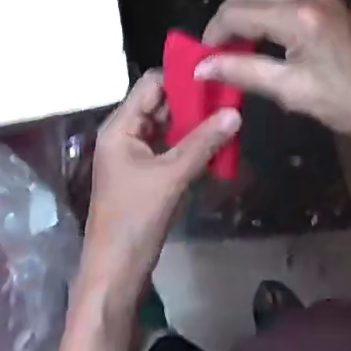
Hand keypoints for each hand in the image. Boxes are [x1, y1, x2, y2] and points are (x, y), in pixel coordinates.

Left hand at [79, 71, 239, 303]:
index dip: (181, 76)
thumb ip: (203, 142)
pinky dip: (189, 145)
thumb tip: (236, 112)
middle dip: (193, 101)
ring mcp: (133, 155)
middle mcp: (124, 134)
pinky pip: (169, 148)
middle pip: (160, 103)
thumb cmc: (134, 220)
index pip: (152, 83)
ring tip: (228, 117)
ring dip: (194, 124)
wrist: (114, 276)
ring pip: (167, 126)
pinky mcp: (143, 175)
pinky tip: (216, 145)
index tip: (215, 74)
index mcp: (120, 126)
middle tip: (229, 96)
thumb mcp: (171, 177)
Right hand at [198, 0, 350, 147]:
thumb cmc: (349, 104)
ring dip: (244, 14)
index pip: (237, 12)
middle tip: (214, 54)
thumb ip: (244, 72)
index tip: (201, 58)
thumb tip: (202, 66)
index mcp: (298, 16)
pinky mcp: (329, 4)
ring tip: (235, 48)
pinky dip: (265, 10)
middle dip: (225, 21)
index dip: (213, 33)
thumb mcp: (293, 92)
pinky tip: (263, 35)